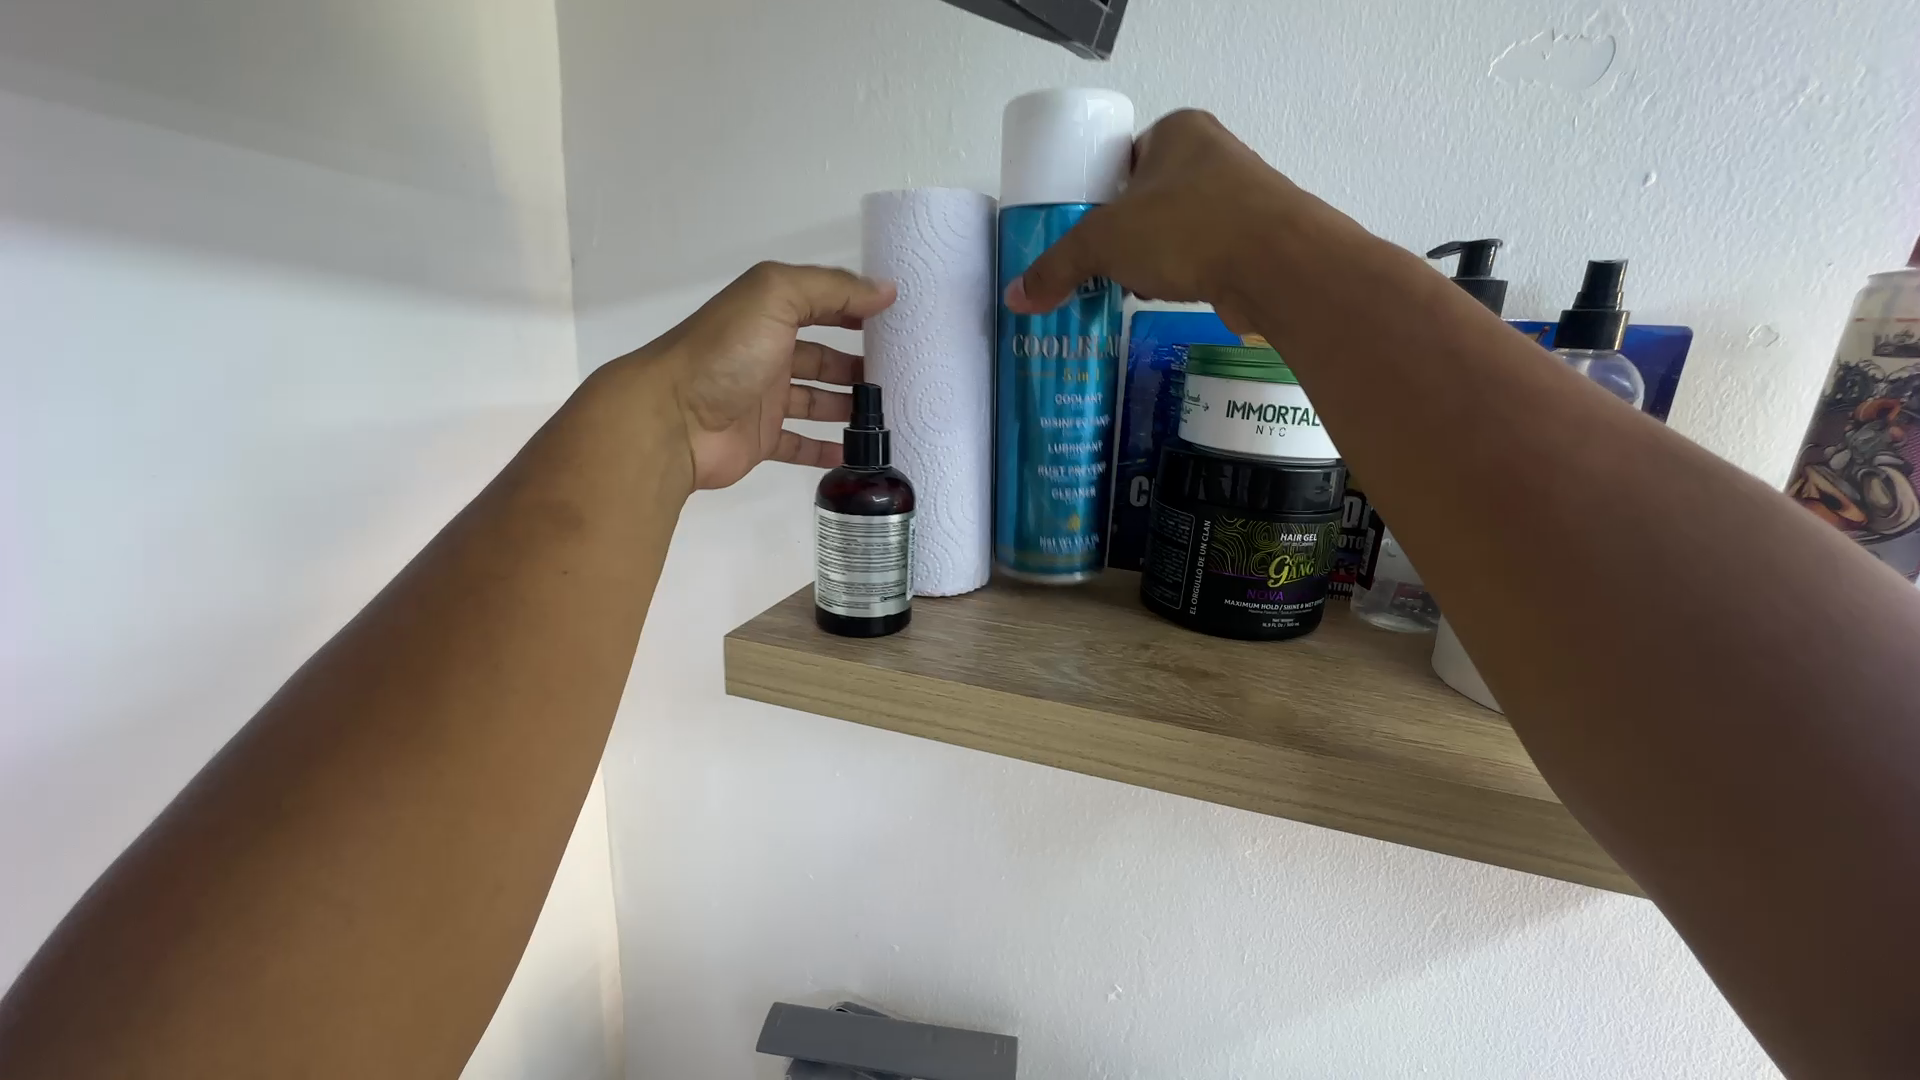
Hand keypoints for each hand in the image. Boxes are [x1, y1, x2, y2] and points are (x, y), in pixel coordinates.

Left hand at [643, 262, 895, 490]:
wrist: (672, 419)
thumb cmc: (726, 352)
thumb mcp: (777, 296)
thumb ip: (832, 288)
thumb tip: (886, 290)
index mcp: (768, 315)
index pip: (821, 306)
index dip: (855, 310)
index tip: (896, 324)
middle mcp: (767, 353)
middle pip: (822, 358)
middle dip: (857, 365)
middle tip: (899, 378)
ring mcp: (764, 400)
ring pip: (816, 401)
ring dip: (848, 407)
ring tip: (887, 415)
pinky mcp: (761, 440)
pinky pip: (801, 445)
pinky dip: (827, 450)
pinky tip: (857, 453)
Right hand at [1003, 109, 1310, 331]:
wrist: (1275, 264)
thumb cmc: (1186, 229)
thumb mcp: (1103, 244)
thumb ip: (1057, 267)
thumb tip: (1016, 297)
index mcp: (1177, 132)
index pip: (1124, 163)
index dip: (1100, 201)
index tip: (1087, 236)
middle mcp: (1214, 154)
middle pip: (1148, 201)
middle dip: (1126, 238)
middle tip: (1104, 267)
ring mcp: (1242, 196)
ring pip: (1177, 231)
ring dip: (1154, 260)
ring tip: (1136, 285)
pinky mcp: (1257, 238)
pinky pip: (1205, 255)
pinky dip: (1185, 275)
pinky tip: (1172, 294)